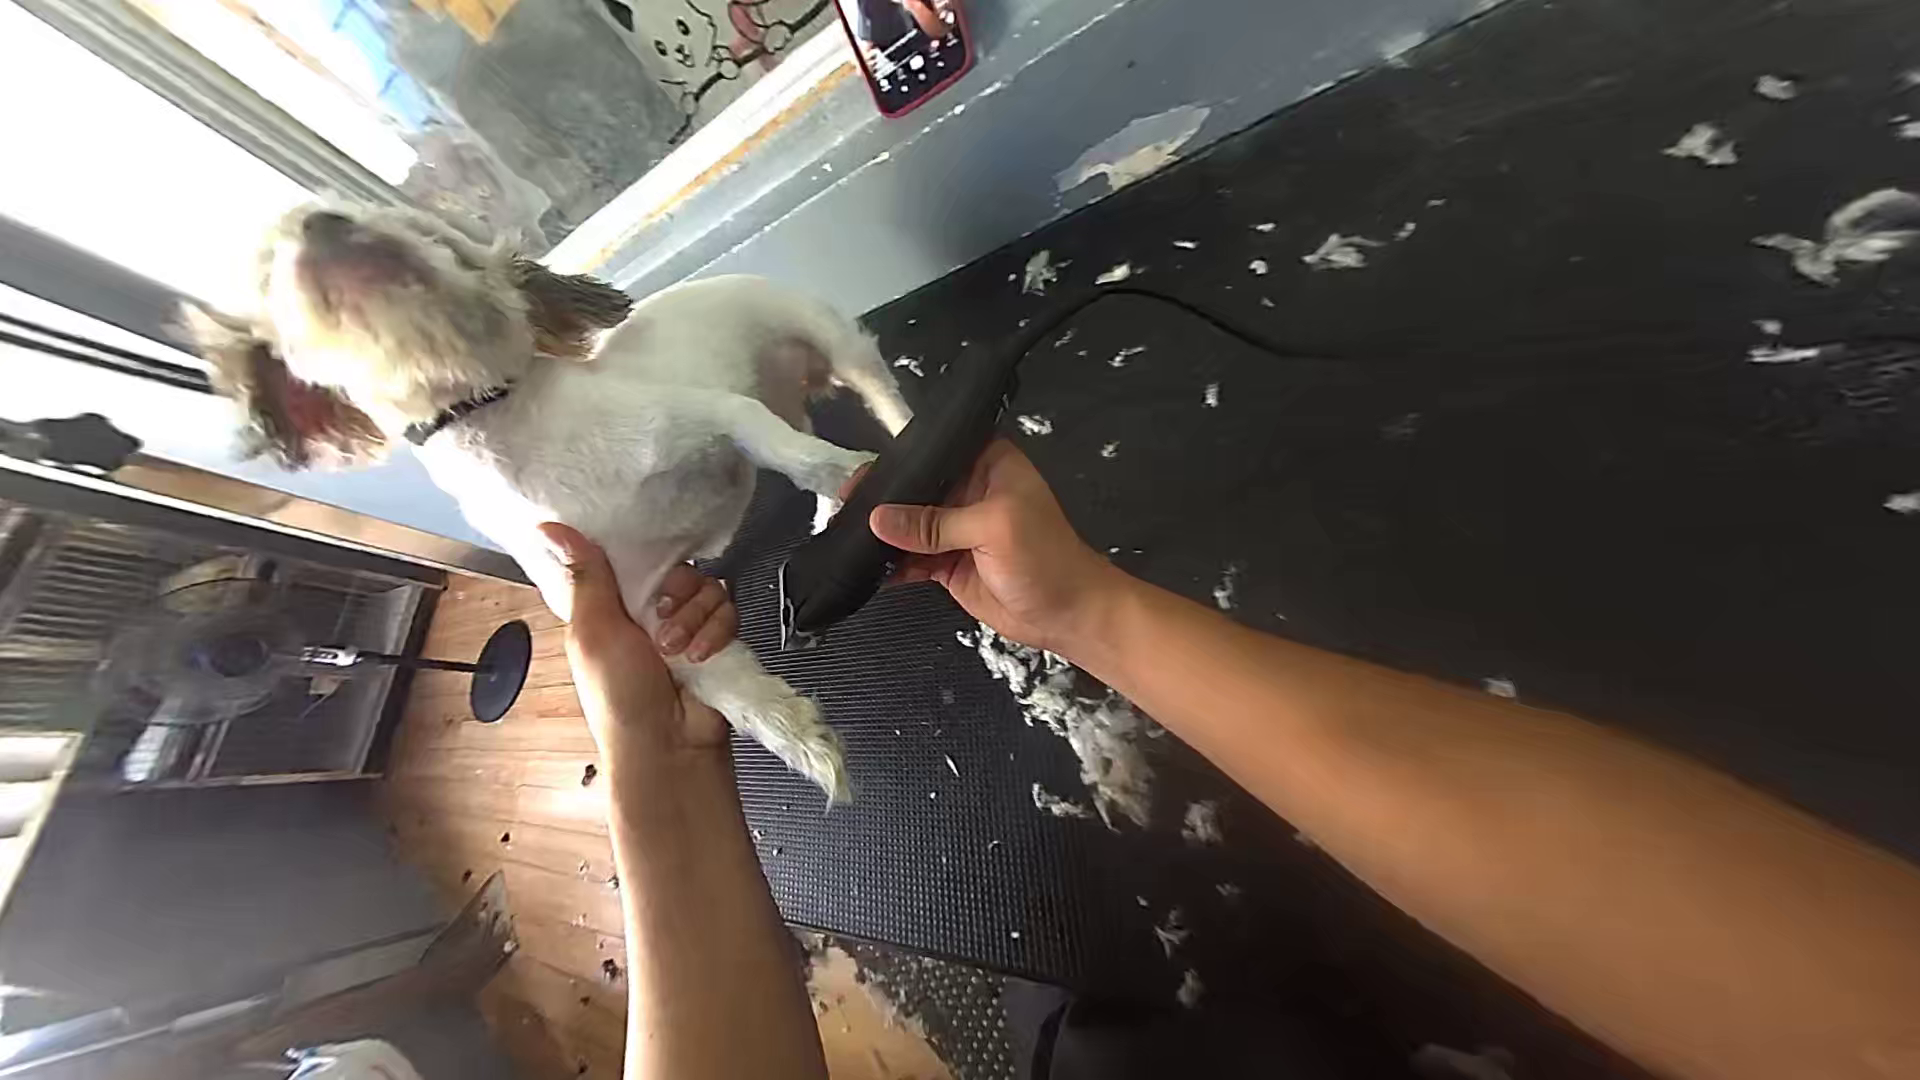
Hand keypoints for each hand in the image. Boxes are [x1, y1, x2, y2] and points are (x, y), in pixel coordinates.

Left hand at [536, 523, 729, 762]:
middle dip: (675, 597)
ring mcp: (691, 625)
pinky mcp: (721, 638)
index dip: (645, 558)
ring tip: (679, 651)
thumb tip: (552, 531)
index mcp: (616, 606)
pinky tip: (701, 656)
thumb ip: (587, 579)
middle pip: (681, 570)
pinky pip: (730, 612)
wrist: (669, 742)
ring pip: (710, 589)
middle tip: (660, 622)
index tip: (646, 571)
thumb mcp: (593, 633)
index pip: (638, 559)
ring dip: (695, 619)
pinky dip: (717, 633)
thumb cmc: (619, 696)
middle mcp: (656, 612)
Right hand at [866, 439, 1122, 651]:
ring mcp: (955, 528)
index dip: (898, 461)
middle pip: (914, 489)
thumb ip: (935, 523)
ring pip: (908, 525)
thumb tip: (880, 520)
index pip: (933, 452)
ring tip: (844, 538)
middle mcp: (967, 490)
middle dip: (881, 501)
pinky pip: (911, 558)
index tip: (862, 476)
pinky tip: (867, 568)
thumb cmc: (1045, 558)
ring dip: (882, 535)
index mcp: (986, 464)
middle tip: (843, 510)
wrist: (1066, 615)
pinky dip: (891, 564)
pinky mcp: (947, 561)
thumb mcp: (993, 528)